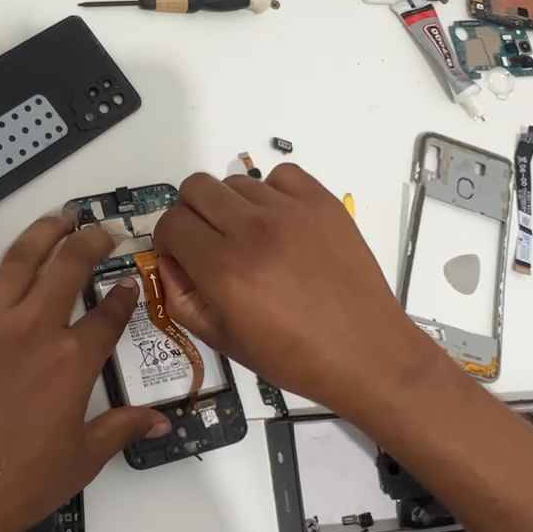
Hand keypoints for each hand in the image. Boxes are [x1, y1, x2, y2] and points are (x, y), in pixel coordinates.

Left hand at [0, 208, 169, 531]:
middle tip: (100, 229)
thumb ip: (121, 429)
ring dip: (42, 232)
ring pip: (18, 261)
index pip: (108, 315)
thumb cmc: (17, 486)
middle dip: (90, 243)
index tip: (130, 280)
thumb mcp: (81, 460)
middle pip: (68, 270)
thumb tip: (159, 420)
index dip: (123, 295)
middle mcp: (33, 330)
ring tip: (59, 214)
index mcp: (72, 361)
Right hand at [154, 164, 450, 423]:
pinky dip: (271, 194)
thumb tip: (167, 261)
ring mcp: (291, 212)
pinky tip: (280, 224)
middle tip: (209, 242)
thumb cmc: (293, 356)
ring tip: (252, 239)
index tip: (181, 254)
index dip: (169, 240)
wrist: (365, 353)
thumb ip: (180, 297)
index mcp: (224, 271)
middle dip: (191, 214)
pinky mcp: (323, 203)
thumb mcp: (222, 340)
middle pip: (195, 188)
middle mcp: (254, 231)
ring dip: (232, 206)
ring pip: (236, 182)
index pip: (171, 223)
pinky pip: (280, 175)